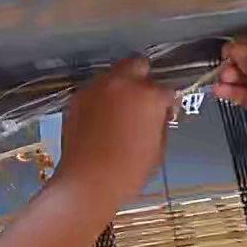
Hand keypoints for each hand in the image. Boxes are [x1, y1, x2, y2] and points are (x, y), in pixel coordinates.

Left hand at [54, 56, 174, 207]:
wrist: (87, 182)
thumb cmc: (128, 172)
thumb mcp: (157, 149)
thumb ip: (159, 123)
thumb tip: (158, 115)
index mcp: (148, 97)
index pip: (167, 90)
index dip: (169, 103)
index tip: (167, 113)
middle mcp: (122, 84)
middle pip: (138, 65)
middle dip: (144, 79)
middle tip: (144, 101)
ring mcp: (96, 88)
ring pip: (113, 76)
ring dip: (121, 88)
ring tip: (120, 112)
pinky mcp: (77, 99)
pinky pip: (95, 92)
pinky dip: (101, 100)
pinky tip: (101, 120)